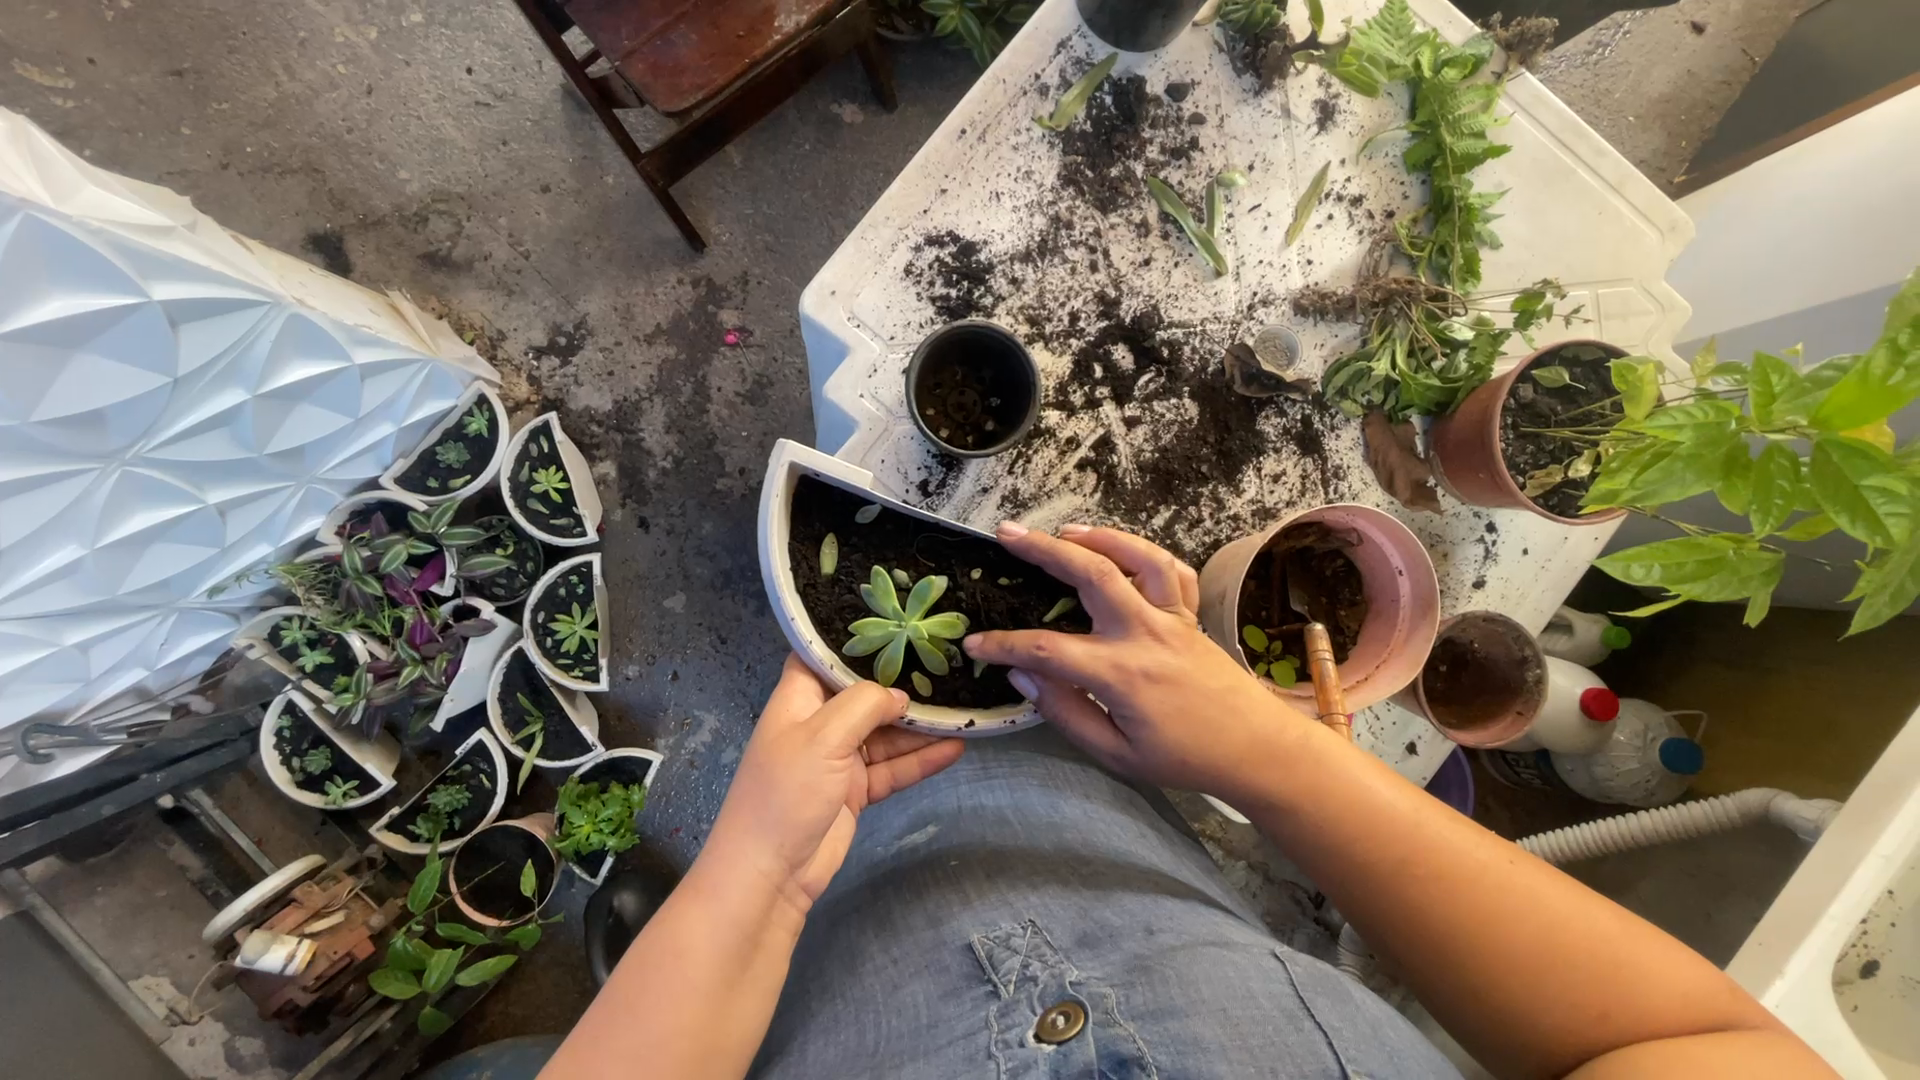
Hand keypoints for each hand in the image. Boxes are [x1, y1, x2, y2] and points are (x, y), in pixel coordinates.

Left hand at [703, 655, 963, 917]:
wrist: (770, 875)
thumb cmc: (788, 792)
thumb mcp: (823, 736)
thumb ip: (864, 704)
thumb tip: (899, 697)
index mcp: (799, 699)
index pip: (823, 656)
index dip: (856, 641)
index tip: (898, 626)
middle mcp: (819, 724)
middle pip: (865, 695)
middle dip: (902, 684)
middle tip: (948, 666)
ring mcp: (838, 759)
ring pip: (885, 733)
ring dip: (919, 726)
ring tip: (962, 708)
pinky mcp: (855, 791)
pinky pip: (893, 768)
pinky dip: (921, 759)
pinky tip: (955, 748)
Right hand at [962, 523, 1316, 805]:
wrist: (1258, 750)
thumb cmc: (1185, 759)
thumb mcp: (1117, 754)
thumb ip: (1066, 713)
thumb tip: (1024, 677)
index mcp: (1122, 674)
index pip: (1048, 650)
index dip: (1004, 646)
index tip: (975, 645)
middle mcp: (1146, 634)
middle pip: (1091, 575)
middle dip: (1043, 550)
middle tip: (1007, 534)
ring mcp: (1173, 619)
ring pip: (1137, 559)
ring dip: (1098, 537)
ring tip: (1064, 530)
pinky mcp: (1191, 615)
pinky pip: (1171, 571)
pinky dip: (1143, 552)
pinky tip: (1119, 551)